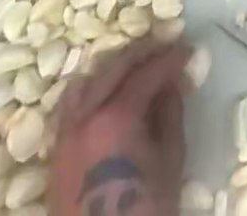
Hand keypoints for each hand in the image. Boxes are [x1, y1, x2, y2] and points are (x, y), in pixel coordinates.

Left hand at [51, 41, 190, 215]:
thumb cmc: (147, 211)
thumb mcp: (170, 158)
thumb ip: (170, 111)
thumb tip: (172, 80)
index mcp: (116, 117)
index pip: (147, 73)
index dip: (171, 58)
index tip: (189, 50)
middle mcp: (85, 116)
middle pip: (114, 68)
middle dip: (143, 53)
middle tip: (166, 47)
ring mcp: (66, 133)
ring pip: (87, 81)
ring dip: (114, 67)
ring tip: (138, 65)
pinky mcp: (57, 152)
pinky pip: (72, 105)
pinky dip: (92, 88)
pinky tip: (109, 92)